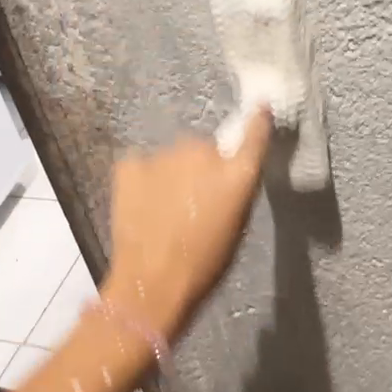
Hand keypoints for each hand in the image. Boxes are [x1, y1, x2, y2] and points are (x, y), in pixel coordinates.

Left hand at [102, 108, 271, 338]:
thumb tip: (227, 175)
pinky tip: (141, 205)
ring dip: (171, 174)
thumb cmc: (204, 265)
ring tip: (163, 209)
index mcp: (236, 174)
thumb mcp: (236, 227)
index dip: (257, 119)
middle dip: (200, 166)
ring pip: (171, 158)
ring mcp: (164, 156)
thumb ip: (234, 191)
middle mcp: (203, 154)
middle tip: (193, 201)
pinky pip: (141, 165)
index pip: (254, 132)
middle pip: (203, 147)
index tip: (259, 109)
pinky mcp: (131, 164)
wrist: (153, 282)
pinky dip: (142, 179)